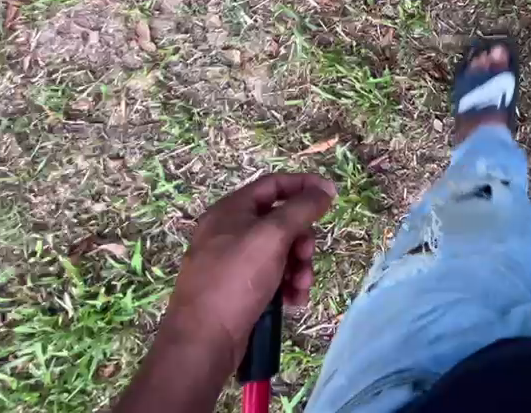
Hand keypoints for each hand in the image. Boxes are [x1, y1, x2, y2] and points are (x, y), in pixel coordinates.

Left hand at [159, 173, 336, 358]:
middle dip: (302, 238)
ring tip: (300, 285)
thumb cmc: (235, 281)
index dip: (305, 185)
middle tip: (307, 254)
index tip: (330, 196)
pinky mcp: (237, 288)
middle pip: (282, 219)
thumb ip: (303, 208)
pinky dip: (287, 283)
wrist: (200, 347)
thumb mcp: (273, 236)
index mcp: (230, 212)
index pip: (274, 184)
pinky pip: (272, 273)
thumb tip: (325, 191)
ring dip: (299, 264)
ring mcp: (232, 262)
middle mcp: (229, 232)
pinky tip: (292, 299)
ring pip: (281, 249)